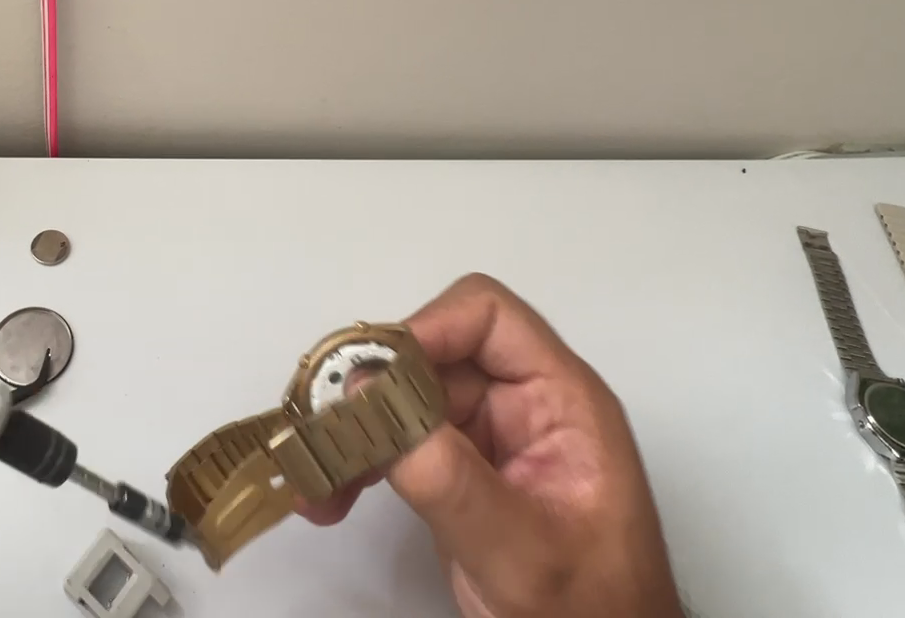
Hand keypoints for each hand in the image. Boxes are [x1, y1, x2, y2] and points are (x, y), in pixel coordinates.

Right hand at [306, 274, 683, 617]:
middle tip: (323, 431)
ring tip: (316, 483)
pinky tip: (329, 499)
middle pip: (430, 353)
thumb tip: (363, 391)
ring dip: (353, 433)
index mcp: (558, 398)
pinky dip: (358, 462)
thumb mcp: (519, 552)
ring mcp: (483, 432)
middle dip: (370, 391)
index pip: (488, 316)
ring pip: (400, 394)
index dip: (427, 327)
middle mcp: (518, 400)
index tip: (370, 374)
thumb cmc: (588, 615)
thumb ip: (445, 475)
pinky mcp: (454, 465)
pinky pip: (394, 438)